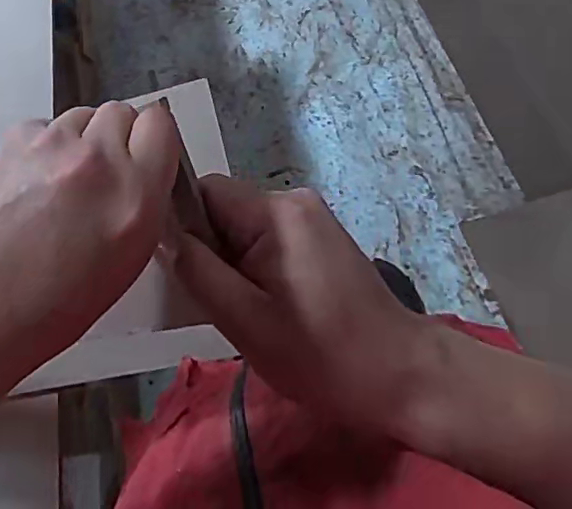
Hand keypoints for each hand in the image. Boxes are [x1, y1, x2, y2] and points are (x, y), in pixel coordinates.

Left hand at [0, 101, 182, 396]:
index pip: (161, 125)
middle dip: (116, 137)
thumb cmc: (42, 315)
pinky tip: (24, 184)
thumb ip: (138, 206)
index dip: (151, 140)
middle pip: (120, 112)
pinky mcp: (10, 140)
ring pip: (80, 116)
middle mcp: (96, 160)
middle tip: (98, 176)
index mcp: (135, 198)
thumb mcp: (120, 267)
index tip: (142, 158)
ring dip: (78, 140)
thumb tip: (134, 177)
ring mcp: (49, 145)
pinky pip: (41, 128)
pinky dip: (40, 146)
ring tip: (57, 184)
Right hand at [166, 175, 440, 438]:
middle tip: (222, 297)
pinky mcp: (320, 232)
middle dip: (211, 247)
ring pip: (242, 222)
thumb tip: (164, 235)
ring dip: (233, 257)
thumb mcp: (246, 322)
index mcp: (274, 212)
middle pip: (223, 206)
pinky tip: (270, 300)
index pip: (204, 191)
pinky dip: (255, 261)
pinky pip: (266, 233)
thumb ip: (198, 271)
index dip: (186, 225)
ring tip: (248, 304)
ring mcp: (310, 214)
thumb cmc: (323, 357)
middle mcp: (292, 199)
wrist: (407, 379)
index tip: (189, 269)